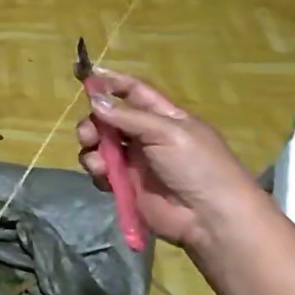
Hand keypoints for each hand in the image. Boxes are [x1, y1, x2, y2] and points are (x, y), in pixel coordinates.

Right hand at [75, 70, 265, 254]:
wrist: (209, 218)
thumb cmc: (196, 165)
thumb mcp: (167, 132)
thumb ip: (128, 117)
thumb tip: (95, 99)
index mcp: (164, 116)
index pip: (133, 91)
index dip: (111, 82)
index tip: (84, 76)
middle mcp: (147, 135)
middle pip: (111, 119)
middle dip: (95, 121)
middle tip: (88, 132)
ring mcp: (136, 162)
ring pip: (102, 145)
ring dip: (93, 146)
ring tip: (97, 159)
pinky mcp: (127, 186)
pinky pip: (103, 172)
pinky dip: (98, 170)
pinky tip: (103, 175)